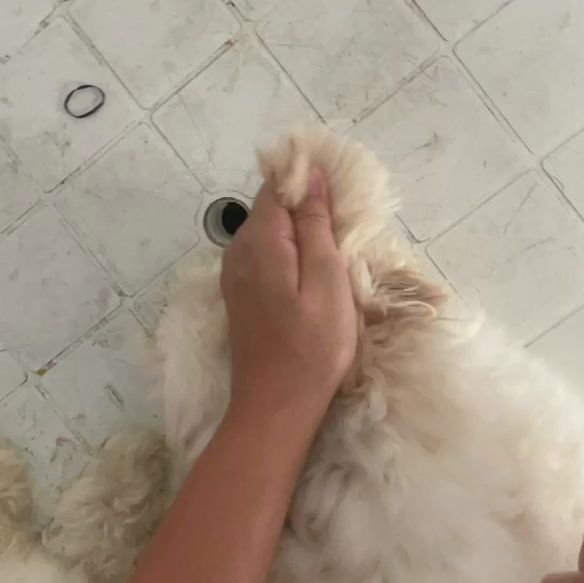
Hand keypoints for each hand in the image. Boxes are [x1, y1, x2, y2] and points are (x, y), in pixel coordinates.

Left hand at [221, 168, 356, 428]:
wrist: (275, 406)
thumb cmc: (312, 346)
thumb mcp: (327, 281)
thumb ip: (316, 225)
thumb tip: (311, 177)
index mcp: (260, 240)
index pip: (278, 185)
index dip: (309, 179)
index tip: (343, 190)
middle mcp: (238, 249)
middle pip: (273, 207)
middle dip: (308, 206)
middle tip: (349, 224)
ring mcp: (234, 273)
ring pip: (270, 231)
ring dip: (301, 231)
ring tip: (337, 248)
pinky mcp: (240, 293)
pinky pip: (265, 255)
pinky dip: (290, 253)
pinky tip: (313, 272)